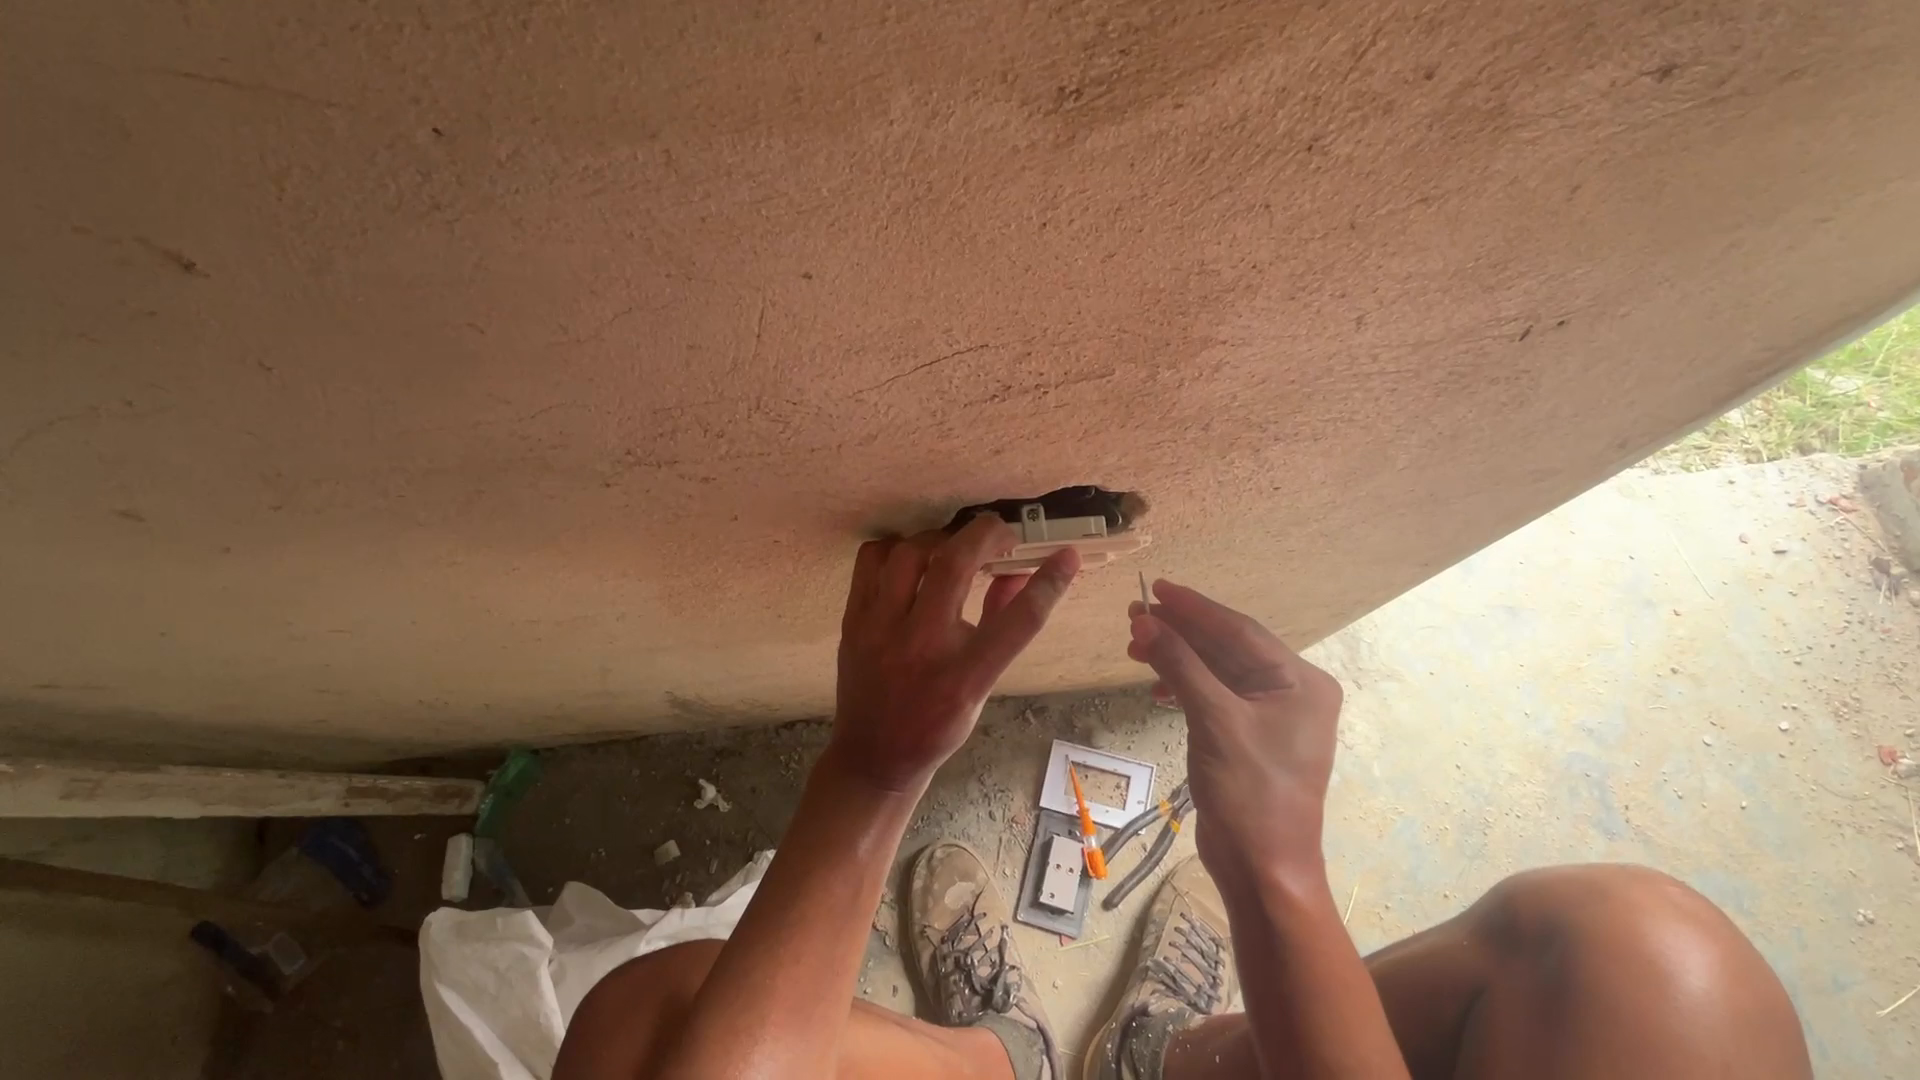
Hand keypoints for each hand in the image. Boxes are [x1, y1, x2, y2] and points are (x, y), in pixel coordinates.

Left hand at [831, 516, 1079, 791]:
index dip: (1049, 583)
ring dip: (941, 539)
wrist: (874, 755)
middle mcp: (921, 647)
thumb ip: (1002, 627)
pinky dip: (897, 548)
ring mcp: (879, 629)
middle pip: (955, 565)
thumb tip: (1020, 574)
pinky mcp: (852, 620)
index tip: (1067, 556)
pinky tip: (913, 559)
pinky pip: (871, 559)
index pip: (1018, 621)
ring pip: (910, 552)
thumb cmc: (937, 725)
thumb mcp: (982, 686)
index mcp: (964, 676)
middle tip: (1001, 535)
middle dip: (986, 534)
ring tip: (956, 547)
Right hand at [1127, 581, 1342, 878]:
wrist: (1262, 868)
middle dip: (1180, 633)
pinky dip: (1184, 687)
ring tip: (1135, 649)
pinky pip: (1214, 696)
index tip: (1155, 588)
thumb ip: (1180, 665)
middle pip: (1227, 648)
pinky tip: (1156, 688)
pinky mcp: (1248, 738)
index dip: (1194, 608)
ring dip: (1177, 659)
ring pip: (1217, 671)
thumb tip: (1145, 621)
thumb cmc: (1250, 792)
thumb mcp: (1214, 721)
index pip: (1240, 630)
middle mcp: (1291, 692)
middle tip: (1134, 617)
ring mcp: (1270, 717)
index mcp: (1300, 682)